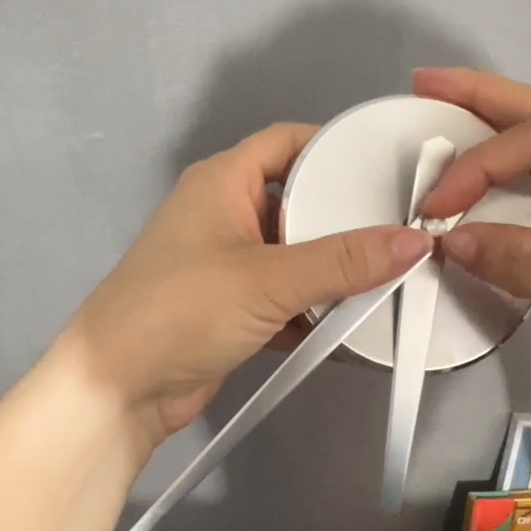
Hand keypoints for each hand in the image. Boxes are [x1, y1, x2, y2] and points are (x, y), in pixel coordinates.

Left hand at [68, 123, 431, 448]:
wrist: (116, 389)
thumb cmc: (181, 310)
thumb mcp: (267, 279)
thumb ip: (343, 262)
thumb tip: (414, 240)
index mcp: (222, 181)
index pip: (287, 141)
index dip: (335, 145)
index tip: (387, 165)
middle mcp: (223, 214)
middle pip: (297, 200)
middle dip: (344, 217)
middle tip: (401, 228)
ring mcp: (226, 264)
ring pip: (294, 254)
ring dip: (331, 271)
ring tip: (388, 277)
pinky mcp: (230, 309)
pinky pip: (284, 297)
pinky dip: (312, 310)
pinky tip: (350, 325)